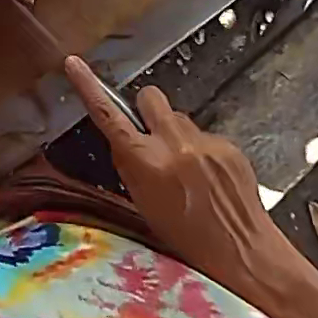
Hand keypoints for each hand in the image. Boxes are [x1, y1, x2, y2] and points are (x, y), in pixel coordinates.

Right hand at [66, 56, 317, 313]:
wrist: (242, 254)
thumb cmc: (187, 240)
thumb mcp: (143, 206)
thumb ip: (131, 165)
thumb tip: (124, 142)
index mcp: (145, 163)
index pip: (108, 115)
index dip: (87, 87)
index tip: (74, 63)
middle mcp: (173, 144)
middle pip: (149, 96)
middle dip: (147, 110)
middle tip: (153, 136)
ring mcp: (203, 141)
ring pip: (178, 118)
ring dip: (177, 135)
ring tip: (187, 171)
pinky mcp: (227, 143)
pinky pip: (204, 135)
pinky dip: (203, 151)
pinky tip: (210, 179)